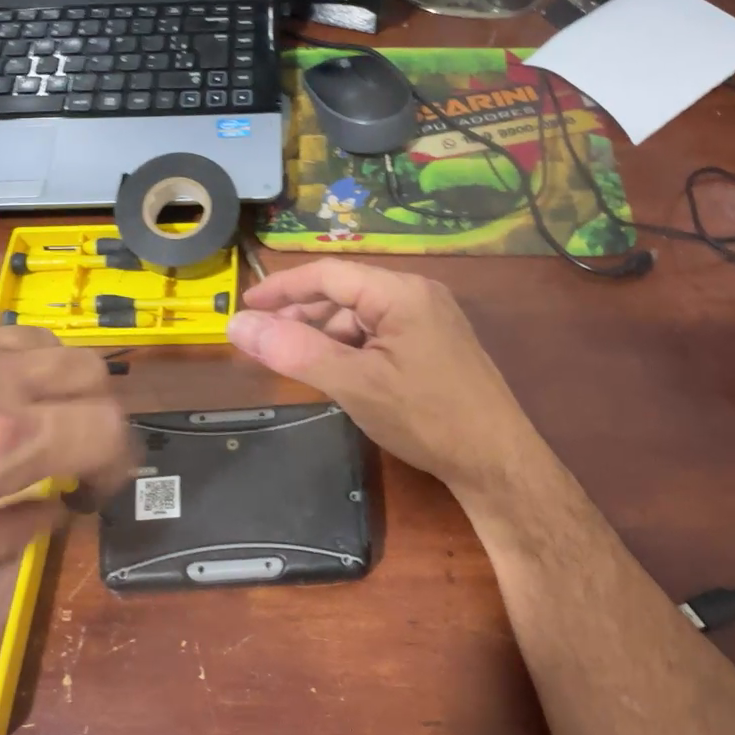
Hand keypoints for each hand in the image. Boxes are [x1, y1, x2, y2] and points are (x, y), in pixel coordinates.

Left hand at [0, 316, 133, 614]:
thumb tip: (52, 514)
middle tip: (74, 453)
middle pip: (90, 371)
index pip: (107, 429)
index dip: (121, 460)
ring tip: (25, 418)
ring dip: (57, 382)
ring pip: (43, 341)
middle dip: (101, 415)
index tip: (101, 486)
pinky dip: (6, 358)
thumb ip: (4, 544)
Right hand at [226, 259, 545, 496]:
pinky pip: (381, 334)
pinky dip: (351, 348)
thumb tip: (237, 326)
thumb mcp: (354, 384)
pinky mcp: (436, 345)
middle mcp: (418, 295)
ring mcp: (431, 320)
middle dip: (302, 313)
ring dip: (325, 333)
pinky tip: (337, 372)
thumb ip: (295, 352)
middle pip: (346, 292)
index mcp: (401, 292)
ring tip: (294, 359)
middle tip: (263, 339)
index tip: (245, 306)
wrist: (496, 460)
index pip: (328, 274)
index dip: (282, 288)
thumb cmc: (426, 417)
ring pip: (363, 316)